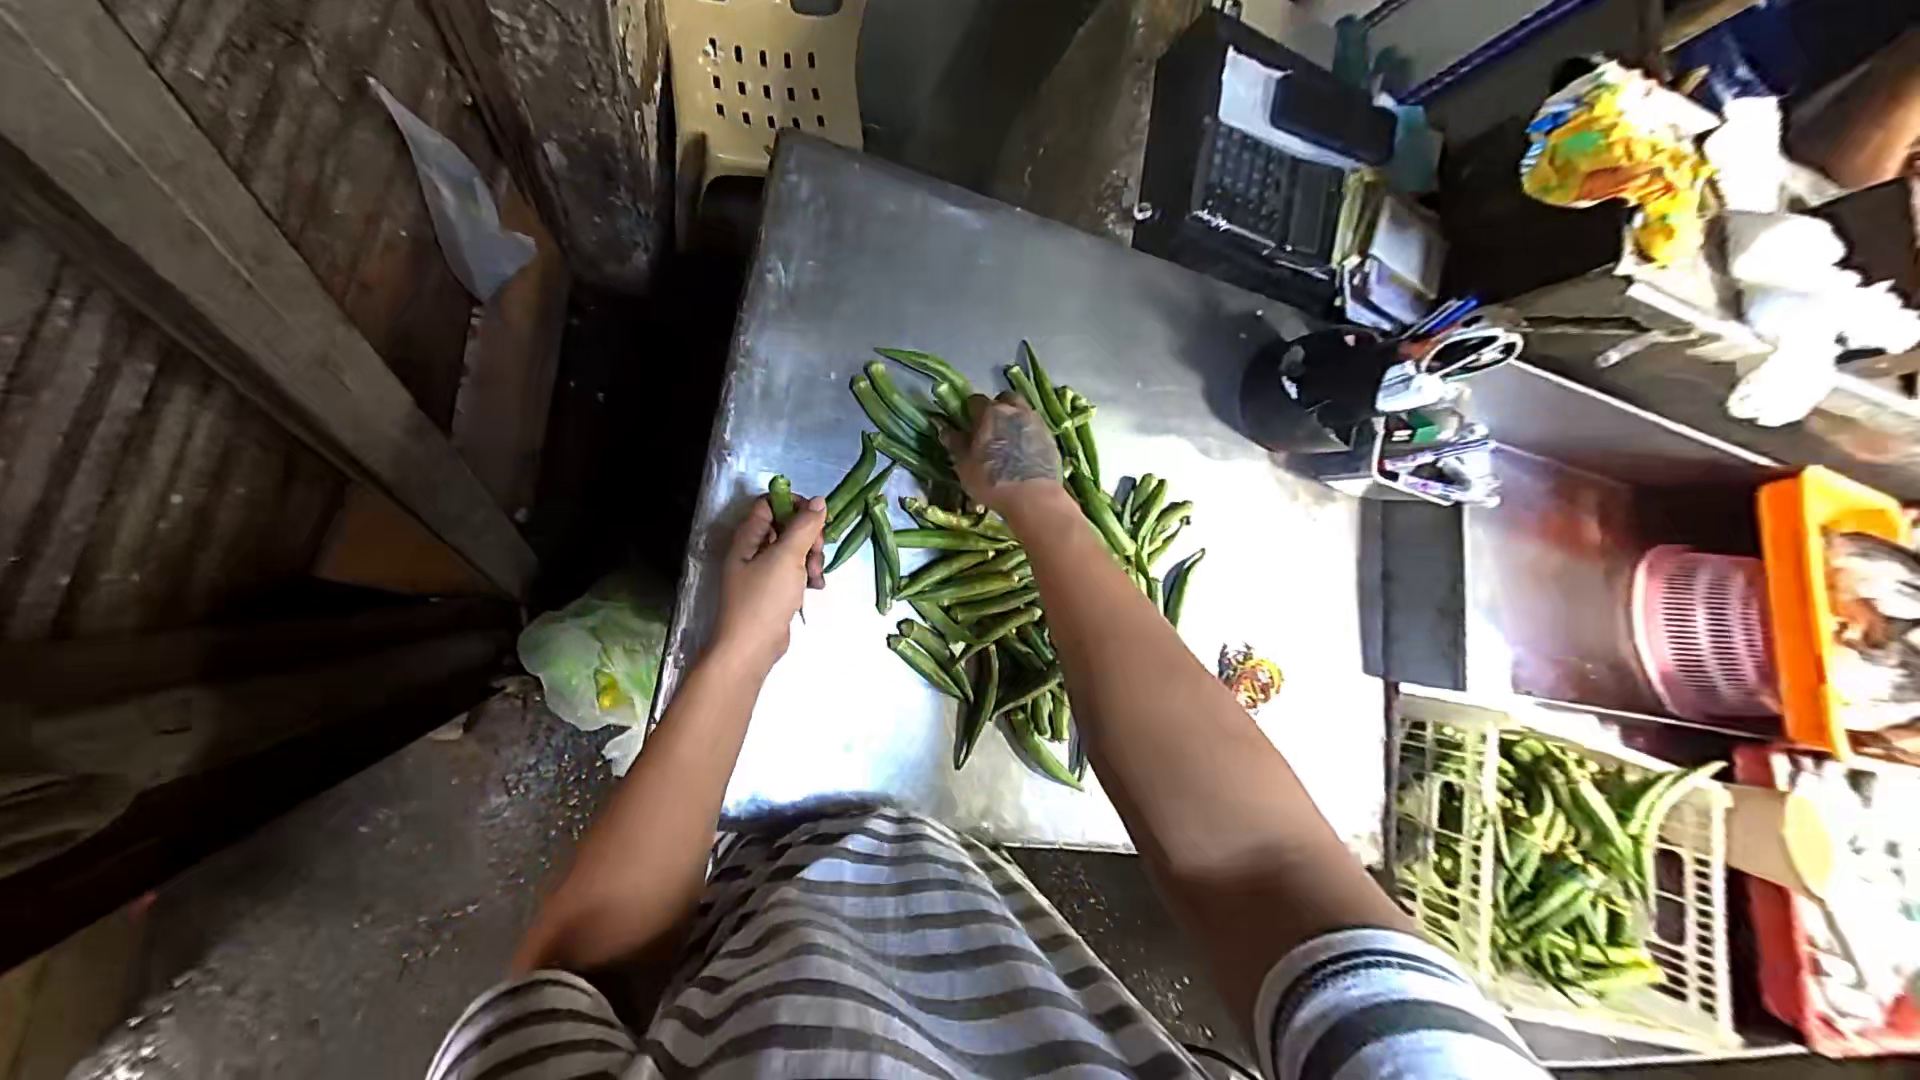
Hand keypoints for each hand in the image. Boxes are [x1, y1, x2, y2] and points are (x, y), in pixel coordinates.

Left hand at [712, 494, 825, 668]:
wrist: (751, 647)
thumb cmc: (764, 599)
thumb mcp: (787, 557)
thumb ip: (804, 526)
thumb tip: (818, 501)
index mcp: (749, 536)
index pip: (770, 503)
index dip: (794, 505)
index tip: (815, 519)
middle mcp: (754, 549)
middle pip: (787, 525)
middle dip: (809, 536)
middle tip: (816, 553)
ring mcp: (764, 570)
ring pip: (796, 549)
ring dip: (812, 558)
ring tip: (816, 576)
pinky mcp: (775, 588)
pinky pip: (796, 571)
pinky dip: (808, 575)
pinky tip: (816, 587)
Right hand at [940, 394, 1063, 517]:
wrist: (1032, 496)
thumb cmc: (991, 480)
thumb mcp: (964, 464)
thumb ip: (955, 442)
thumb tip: (944, 427)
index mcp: (990, 412)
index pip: (975, 401)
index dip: (970, 411)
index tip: (968, 424)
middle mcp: (1015, 410)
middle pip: (1005, 399)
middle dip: (997, 408)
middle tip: (990, 428)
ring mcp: (1036, 422)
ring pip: (1022, 411)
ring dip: (1014, 418)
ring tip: (1008, 439)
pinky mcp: (1050, 438)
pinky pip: (1035, 428)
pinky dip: (1028, 433)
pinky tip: (1023, 451)